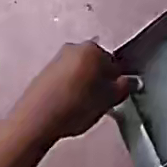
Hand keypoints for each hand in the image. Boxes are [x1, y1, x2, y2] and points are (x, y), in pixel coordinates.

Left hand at [0, 41, 137, 149]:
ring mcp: (58, 58)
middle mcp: (75, 47)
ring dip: (84, 84)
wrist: (36, 119)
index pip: (114, 63)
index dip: (116, 81)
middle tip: (99, 102)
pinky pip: (65, 77)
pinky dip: (69, 88)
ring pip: (80, 70)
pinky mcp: (45, 72)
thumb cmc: (76, 106)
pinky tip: (68, 106)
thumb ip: (124, 88)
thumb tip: (131, 82)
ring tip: (81, 107)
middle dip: (99, 80)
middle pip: (96, 63)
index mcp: (93, 49)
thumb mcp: (108, 100)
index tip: (113, 97)